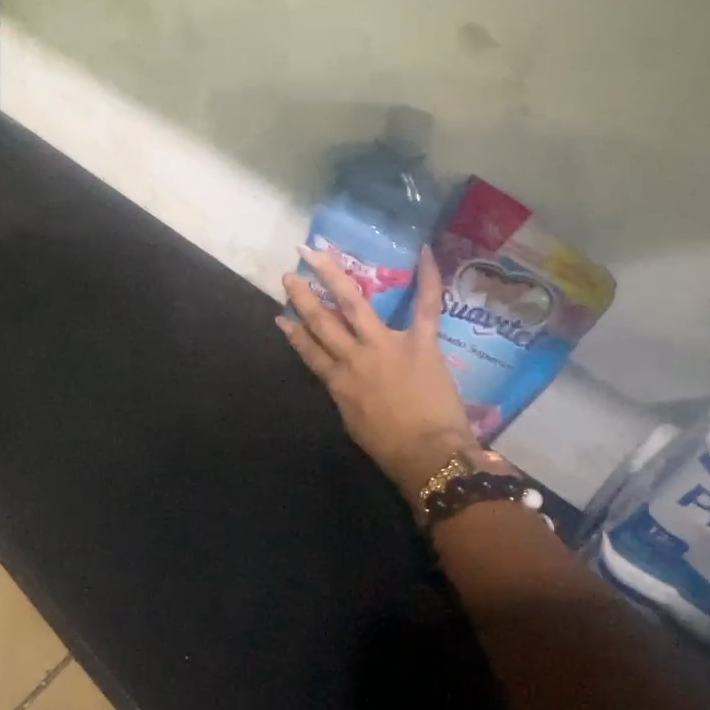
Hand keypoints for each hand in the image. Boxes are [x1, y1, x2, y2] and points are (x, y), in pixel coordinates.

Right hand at [279, 246, 476, 499]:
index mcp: (338, 382)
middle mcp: (355, 356)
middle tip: (289, 273)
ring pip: (353, 303)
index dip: (293, 332)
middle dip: (303, 296)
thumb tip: (344, 384)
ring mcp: (386, 345)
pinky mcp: (421, 343)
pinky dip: (428, 279)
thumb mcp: (355, 426)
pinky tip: (424, 252)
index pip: (309, 350)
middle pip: (322, 320)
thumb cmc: (393, 451)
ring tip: (318, 254)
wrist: (430, 456)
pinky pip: (426, 306)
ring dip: (332, 276)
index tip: (279, 315)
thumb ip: (347, 398)